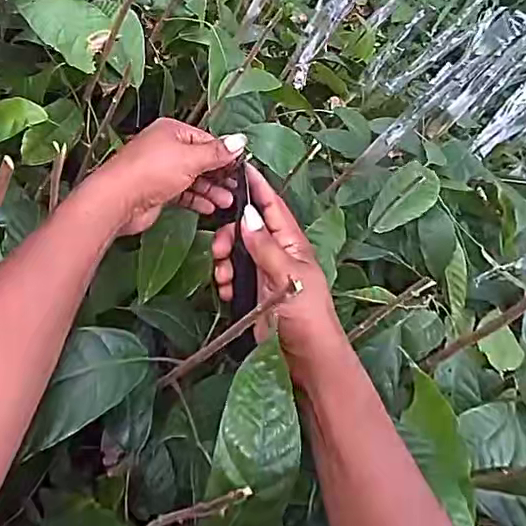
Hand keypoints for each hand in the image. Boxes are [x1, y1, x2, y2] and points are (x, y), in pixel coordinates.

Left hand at [80, 118, 245, 235]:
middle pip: (201, 160)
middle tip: (237, 186)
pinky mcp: (157, 191)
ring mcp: (161, 170)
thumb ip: (217, 152)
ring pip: (193, 178)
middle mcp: (166, 148)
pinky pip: (183, 193)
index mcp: (173, 131)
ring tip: (228, 201)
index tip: (242, 166)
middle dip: (220, 174)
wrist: (117, 200)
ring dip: (211, 189)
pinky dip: (197, 199)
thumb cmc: (148, 172)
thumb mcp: (191, 159)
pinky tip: (210, 207)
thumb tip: (240, 140)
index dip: (225, 154)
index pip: (207, 140)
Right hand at [212, 164, 347, 375]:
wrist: (306, 359)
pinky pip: (232, 274)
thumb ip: (265, 245)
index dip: (257, 185)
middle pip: (246, 227)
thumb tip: (247, 213)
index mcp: (291, 241)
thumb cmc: (306, 315)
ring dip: (224, 260)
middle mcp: (277, 252)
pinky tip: (227, 291)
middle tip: (219, 250)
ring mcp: (265, 271)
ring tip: (225, 277)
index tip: (239, 166)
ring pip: (235, 251)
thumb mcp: (287, 276)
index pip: (272, 205)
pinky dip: (225, 279)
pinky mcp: (253, 291)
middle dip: (228, 234)